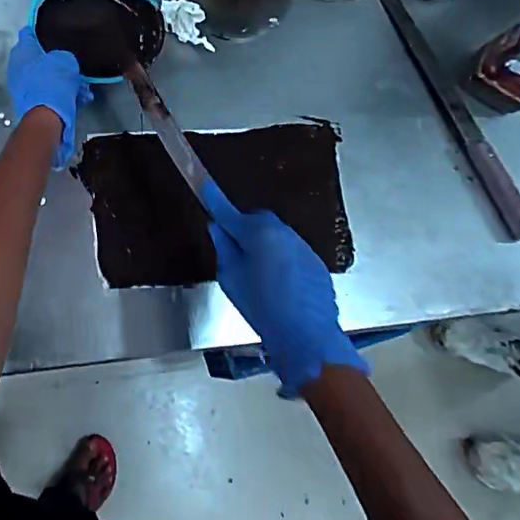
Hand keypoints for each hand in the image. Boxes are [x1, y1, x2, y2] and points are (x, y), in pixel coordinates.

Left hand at [7, 28, 91, 170]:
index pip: (28, 33)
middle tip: (71, 62)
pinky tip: (78, 98)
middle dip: (55, 61)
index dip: (39, 30)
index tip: (51, 30)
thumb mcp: (65, 59)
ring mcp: (21, 86)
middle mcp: (17, 67)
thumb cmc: (53, 81)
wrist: (47, 116)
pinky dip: (61, 94)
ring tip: (82, 86)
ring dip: (62, 81)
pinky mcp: (29, 102)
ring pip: (45, 77)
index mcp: (22, 51)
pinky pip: (48, 92)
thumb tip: (61, 60)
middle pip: (37, 58)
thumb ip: (62, 55)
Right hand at [202, 179, 367, 396]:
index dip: (213, 198)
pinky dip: (281, 260)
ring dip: (264, 247)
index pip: (228, 211)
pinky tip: (277, 286)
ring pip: (275, 237)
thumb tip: (218, 228)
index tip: (204, 183)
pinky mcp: (315, 262)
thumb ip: (223, 248)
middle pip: (256, 221)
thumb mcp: (231, 279)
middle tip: (233, 252)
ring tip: (257, 276)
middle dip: (244, 231)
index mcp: (258, 232)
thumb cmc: (263, 308)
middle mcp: (283, 231)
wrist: (308, 337)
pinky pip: (291, 252)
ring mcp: (302, 246)